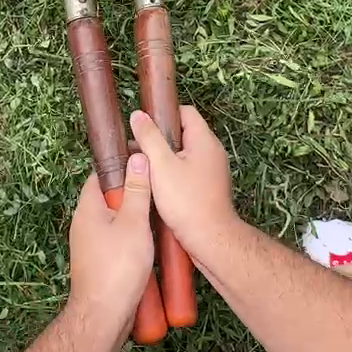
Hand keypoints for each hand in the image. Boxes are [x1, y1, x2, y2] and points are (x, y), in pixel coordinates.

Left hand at [66, 154, 155, 330]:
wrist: (103, 318)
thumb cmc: (118, 267)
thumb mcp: (134, 222)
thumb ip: (137, 189)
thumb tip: (137, 156)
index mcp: (88, 207)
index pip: (102, 173)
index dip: (122, 164)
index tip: (146, 161)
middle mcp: (85, 223)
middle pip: (111, 197)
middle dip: (134, 192)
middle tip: (159, 189)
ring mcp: (91, 245)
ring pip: (116, 220)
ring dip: (137, 218)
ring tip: (161, 214)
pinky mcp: (99, 263)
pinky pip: (117, 240)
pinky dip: (134, 237)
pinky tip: (153, 242)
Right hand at [129, 106, 237, 255]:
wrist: (210, 239)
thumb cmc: (187, 202)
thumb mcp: (161, 165)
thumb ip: (149, 138)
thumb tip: (138, 116)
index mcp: (204, 140)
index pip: (185, 112)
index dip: (164, 114)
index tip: (145, 127)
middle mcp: (212, 151)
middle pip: (183, 133)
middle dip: (160, 139)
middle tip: (140, 150)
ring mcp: (213, 170)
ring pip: (184, 154)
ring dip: (165, 159)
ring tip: (144, 169)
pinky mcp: (209, 187)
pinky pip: (189, 171)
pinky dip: (173, 174)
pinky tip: (157, 186)